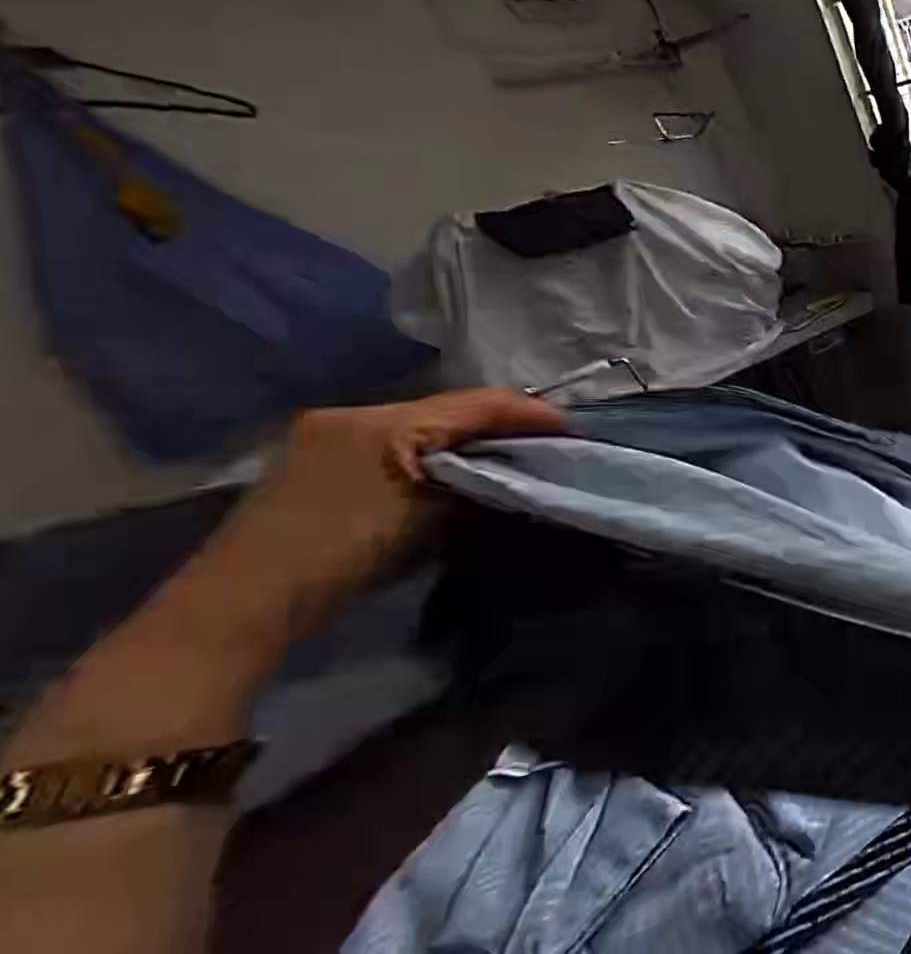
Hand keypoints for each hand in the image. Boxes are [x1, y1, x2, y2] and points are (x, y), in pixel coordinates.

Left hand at [2, 390, 565, 769]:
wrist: (240, 605)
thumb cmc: (344, 553)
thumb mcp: (429, 517)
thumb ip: (480, 484)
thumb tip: (520, 475)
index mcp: (382, 421)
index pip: (475, 403)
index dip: (530, 412)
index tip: (572, 430)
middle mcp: (353, 415)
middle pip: (449, 409)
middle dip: (501, 424)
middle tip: (546, 444)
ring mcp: (329, 436)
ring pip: (423, 426)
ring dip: (469, 440)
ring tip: (510, 457)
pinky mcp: (319, 462)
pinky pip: (397, 443)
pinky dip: (435, 453)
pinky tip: (455, 473)